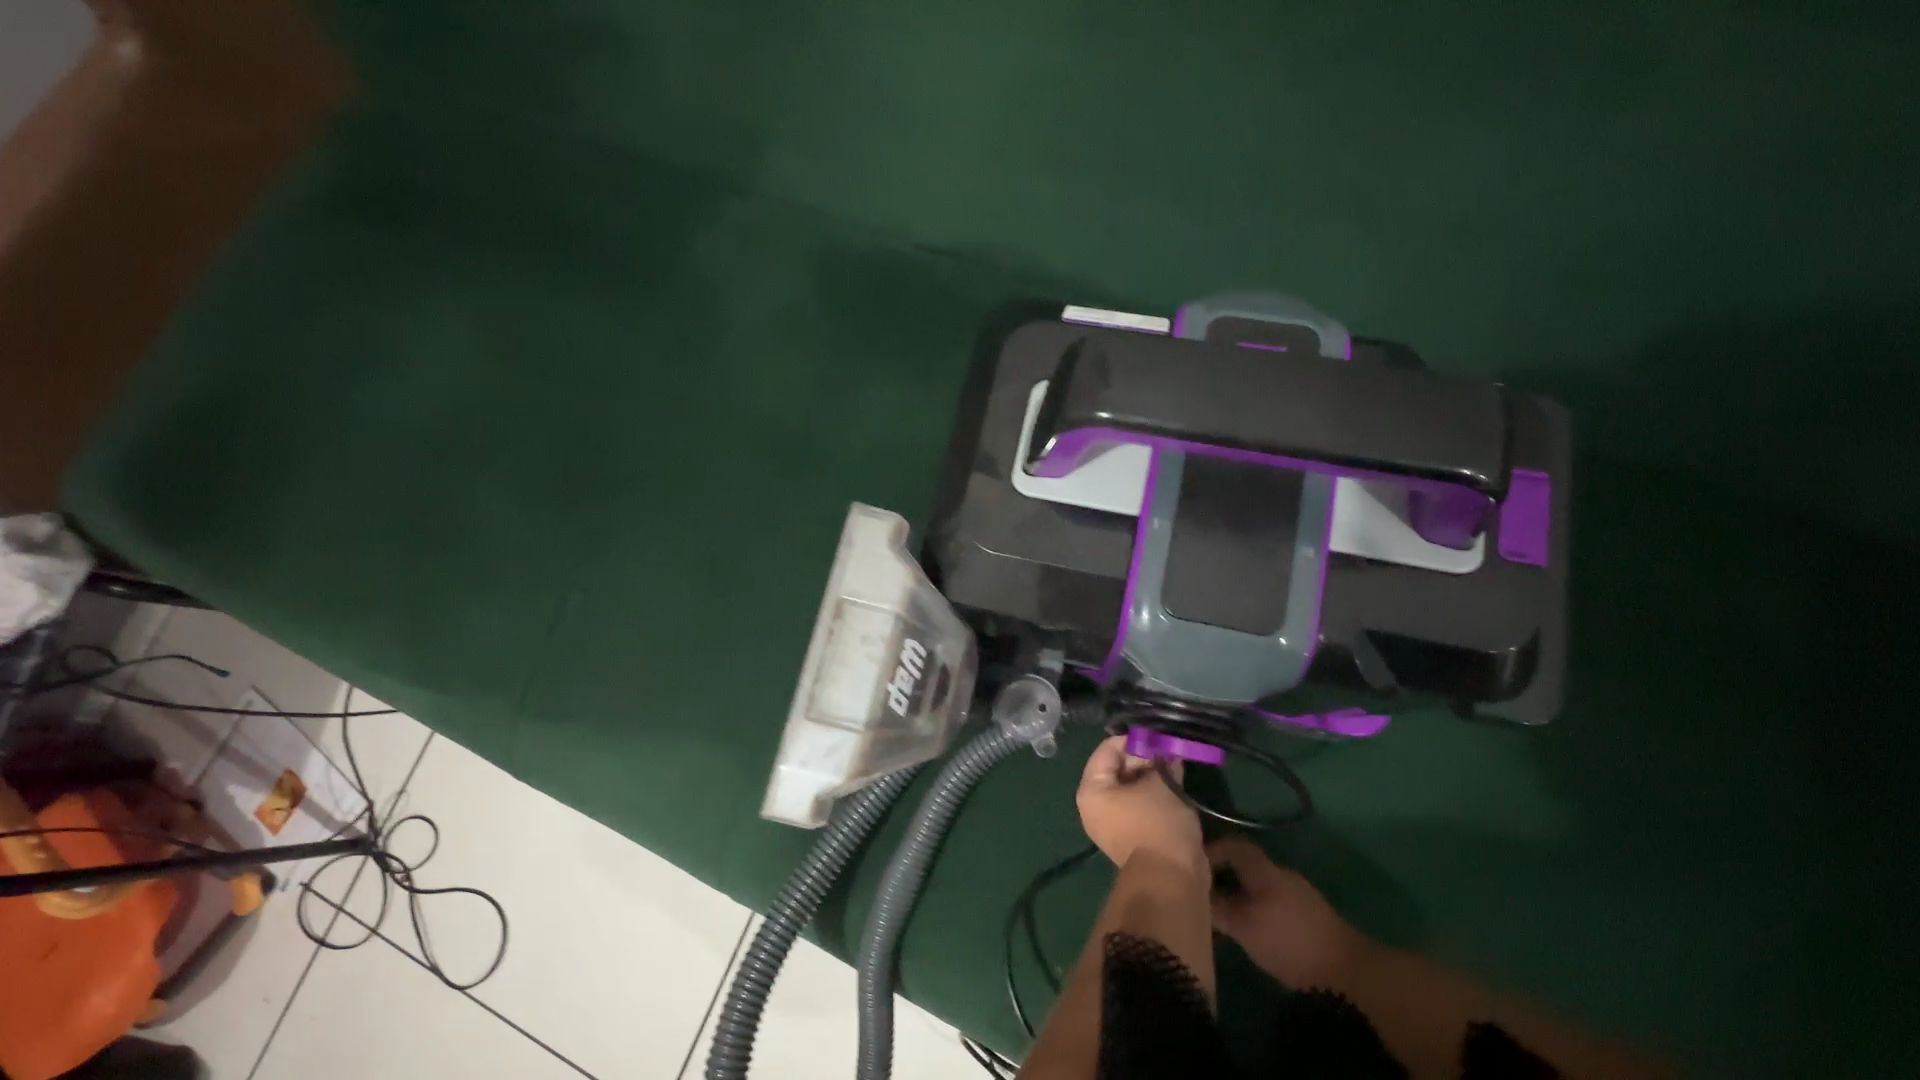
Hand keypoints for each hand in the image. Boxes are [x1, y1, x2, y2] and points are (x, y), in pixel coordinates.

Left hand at [1075, 735, 1203, 874]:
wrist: (1170, 879)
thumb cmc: (1158, 823)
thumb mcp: (1161, 784)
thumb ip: (1161, 762)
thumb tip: (1168, 754)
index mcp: (1092, 790)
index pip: (1107, 750)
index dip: (1134, 740)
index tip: (1158, 737)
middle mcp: (1095, 806)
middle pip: (1118, 768)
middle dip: (1146, 757)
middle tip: (1170, 750)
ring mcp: (1112, 823)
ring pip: (1131, 787)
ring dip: (1153, 775)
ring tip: (1176, 765)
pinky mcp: (1131, 835)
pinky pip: (1139, 804)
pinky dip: (1155, 793)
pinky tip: (1176, 785)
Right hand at [1207, 834, 1360, 988]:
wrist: (1346, 973)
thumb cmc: (1289, 943)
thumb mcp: (1244, 927)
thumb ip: (1218, 908)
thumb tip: (1194, 894)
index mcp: (1266, 871)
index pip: (1234, 845)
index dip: (1211, 851)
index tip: (1191, 868)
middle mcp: (1283, 876)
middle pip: (1245, 866)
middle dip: (1220, 876)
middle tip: (1199, 894)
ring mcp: (1298, 896)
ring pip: (1257, 886)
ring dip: (1236, 895)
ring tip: (1218, 916)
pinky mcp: (1307, 917)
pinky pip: (1270, 902)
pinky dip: (1252, 909)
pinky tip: (1245, 930)